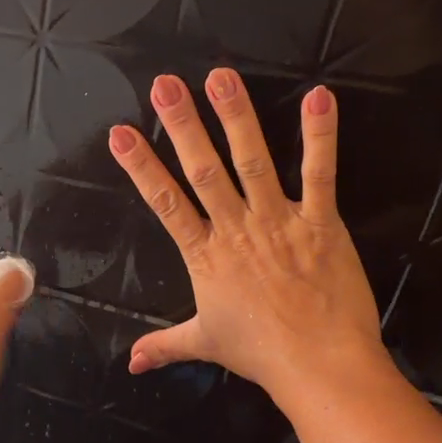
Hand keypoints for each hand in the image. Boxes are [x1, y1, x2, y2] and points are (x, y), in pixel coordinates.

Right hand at [107, 68, 390, 402]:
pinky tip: (319, 97)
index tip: (120, 133)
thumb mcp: (204, 342)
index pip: (165, 202)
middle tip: (164, 85)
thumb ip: (164, 344)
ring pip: (252, 162)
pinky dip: (320, 136)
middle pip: (202, 170)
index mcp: (204, 255)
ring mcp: (278, 223)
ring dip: (236, 117)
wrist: (317, 365)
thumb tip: (130, 363)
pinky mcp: (321, 223)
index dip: (140, 166)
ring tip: (220, 77)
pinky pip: (319, 174)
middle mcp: (235, 230)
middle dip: (181, 125)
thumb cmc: (258, 353)